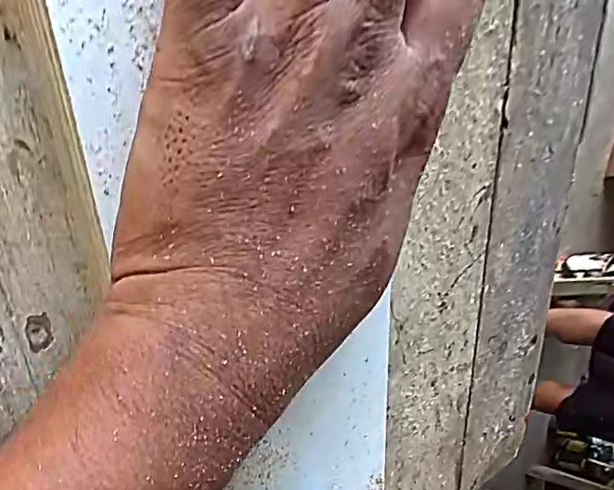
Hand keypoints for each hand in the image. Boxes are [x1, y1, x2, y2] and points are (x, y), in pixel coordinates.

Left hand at [106, 0, 480, 412]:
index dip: (412, 0)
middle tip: (324, 37)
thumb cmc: (289, 306)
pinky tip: (227, 27)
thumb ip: (397, 149)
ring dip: (294, 5)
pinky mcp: (201, 50)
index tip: (390, 13)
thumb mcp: (382, 232)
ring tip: (273, 56)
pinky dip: (220, 2)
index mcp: (405, 101)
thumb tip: (398, 117)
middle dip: (354, 1)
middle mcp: (352, 56)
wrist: (214, 331)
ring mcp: (278, 45)